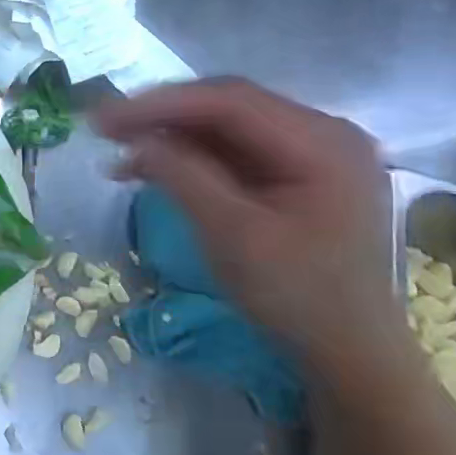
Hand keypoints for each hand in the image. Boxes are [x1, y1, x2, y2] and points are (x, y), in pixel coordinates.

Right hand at [94, 79, 404, 370]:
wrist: (351, 353)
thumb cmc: (297, 298)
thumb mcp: (233, 236)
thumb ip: (185, 178)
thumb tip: (137, 141)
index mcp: (323, 141)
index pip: (230, 101)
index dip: (161, 104)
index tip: (104, 120)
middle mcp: (325, 133)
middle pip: (231, 108)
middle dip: (165, 117)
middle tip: (106, 132)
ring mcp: (316, 155)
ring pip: (231, 130)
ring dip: (175, 139)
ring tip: (122, 156)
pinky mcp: (301, 178)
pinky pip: (240, 155)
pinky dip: (196, 161)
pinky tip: (158, 171)